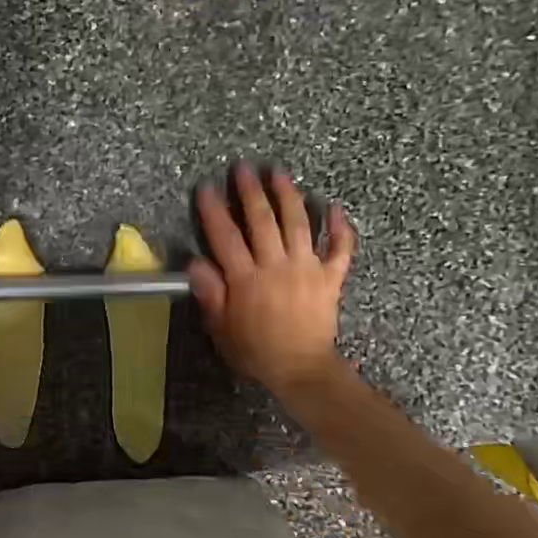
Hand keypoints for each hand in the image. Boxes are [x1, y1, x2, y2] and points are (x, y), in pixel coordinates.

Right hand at [189, 162, 354, 397]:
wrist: (302, 370)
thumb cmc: (256, 351)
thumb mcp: (221, 328)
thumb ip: (211, 294)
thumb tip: (197, 262)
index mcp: (246, 279)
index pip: (226, 237)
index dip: (215, 211)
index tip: (206, 188)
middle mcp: (277, 266)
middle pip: (262, 221)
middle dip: (251, 192)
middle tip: (243, 168)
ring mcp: (307, 268)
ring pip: (298, 224)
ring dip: (288, 196)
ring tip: (279, 173)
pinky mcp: (330, 277)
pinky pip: (340, 248)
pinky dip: (339, 227)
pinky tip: (333, 207)